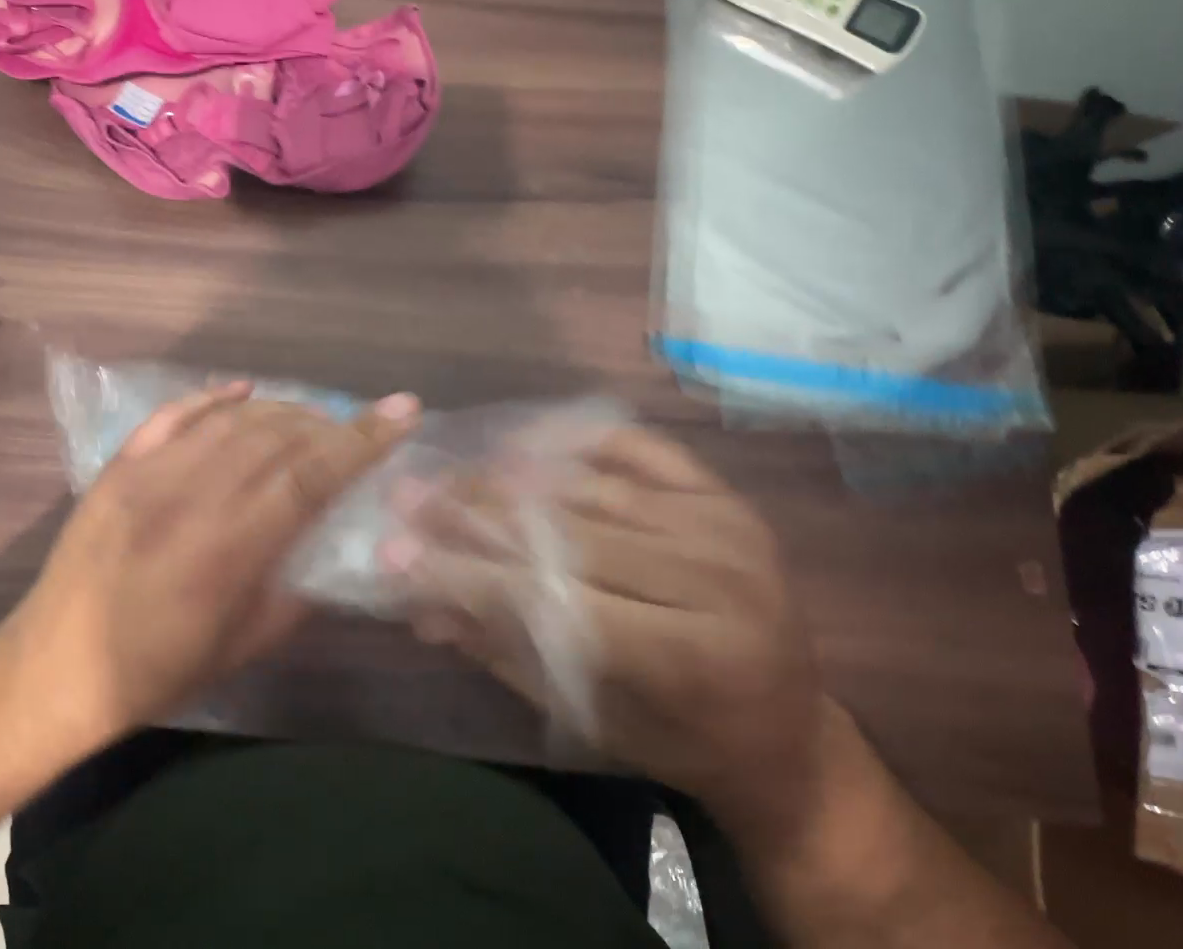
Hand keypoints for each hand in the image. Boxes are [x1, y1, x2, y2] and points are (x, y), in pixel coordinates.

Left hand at [0, 383, 421, 742]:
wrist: (56, 669)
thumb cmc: (156, 672)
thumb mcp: (242, 647)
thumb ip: (295, 594)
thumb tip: (329, 547)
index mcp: (228, 549)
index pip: (311, 474)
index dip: (362, 440)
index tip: (402, 412)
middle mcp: (189, 497)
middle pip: (275, 436)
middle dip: (328, 424)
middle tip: (358, 428)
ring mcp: (147, 475)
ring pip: (229, 420)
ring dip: (280, 411)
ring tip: (311, 418)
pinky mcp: (117, 469)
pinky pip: (171, 417)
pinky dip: (212, 398)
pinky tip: (242, 391)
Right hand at [389, 425, 826, 836]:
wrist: (788, 730)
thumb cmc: (682, 741)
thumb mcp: (590, 719)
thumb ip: (504, 655)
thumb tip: (419, 610)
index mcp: (683, 652)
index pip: (546, 596)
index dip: (462, 573)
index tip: (394, 554)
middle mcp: (711, 577)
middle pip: (563, 532)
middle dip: (471, 515)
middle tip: (406, 499)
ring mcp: (724, 526)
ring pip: (589, 488)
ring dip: (507, 479)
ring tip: (446, 475)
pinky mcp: (726, 498)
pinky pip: (639, 449)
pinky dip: (576, 441)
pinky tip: (521, 443)